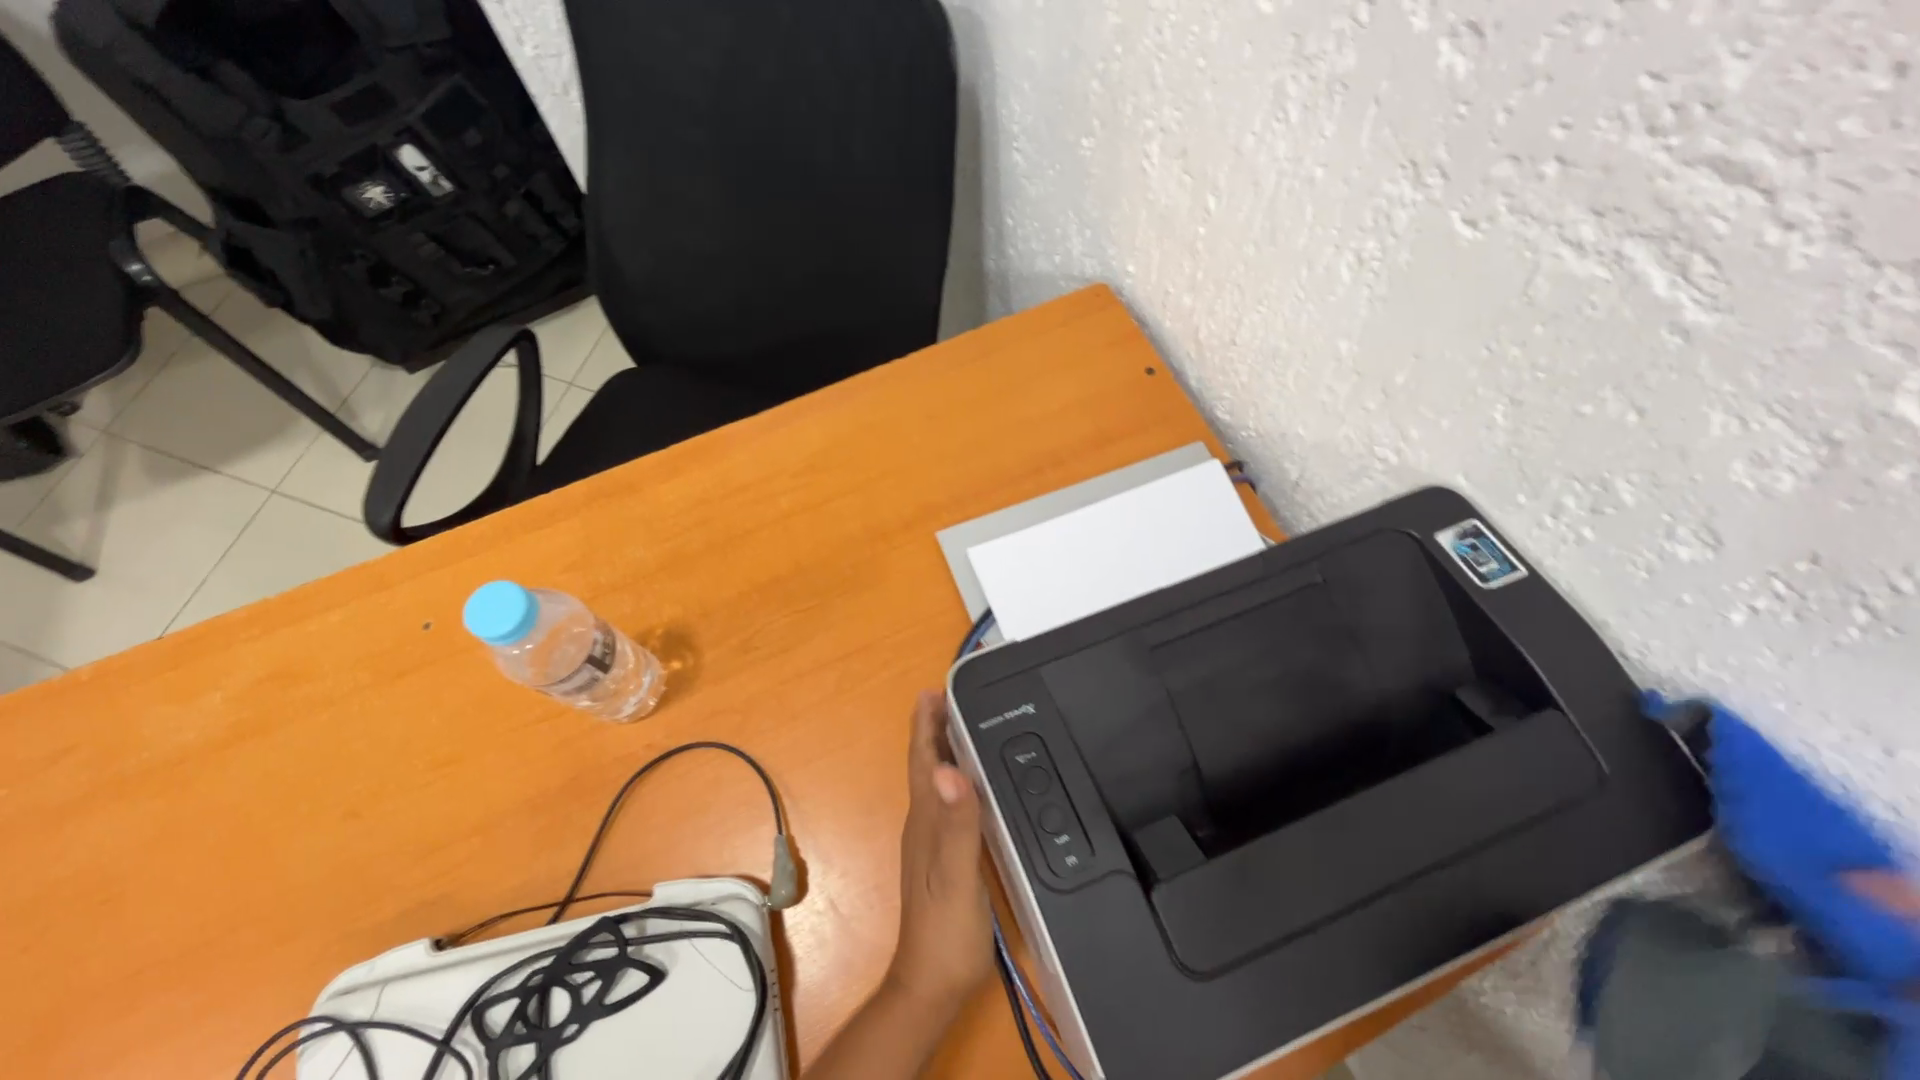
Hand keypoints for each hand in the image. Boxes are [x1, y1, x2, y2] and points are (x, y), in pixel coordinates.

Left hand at [884, 691, 993, 1016]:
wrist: (932, 985)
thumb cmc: (945, 932)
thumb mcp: (956, 877)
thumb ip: (956, 826)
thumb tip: (949, 770)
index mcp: (925, 822)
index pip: (923, 762)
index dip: (926, 726)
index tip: (933, 689)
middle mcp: (924, 826)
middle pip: (927, 766)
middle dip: (935, 729)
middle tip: (952, 696)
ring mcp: (931, 844)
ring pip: (937, 784)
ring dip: (944, 752)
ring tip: (961, 726)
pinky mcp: (943, 860)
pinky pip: (948, 806)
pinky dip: (957, 781)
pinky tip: (972, 785)